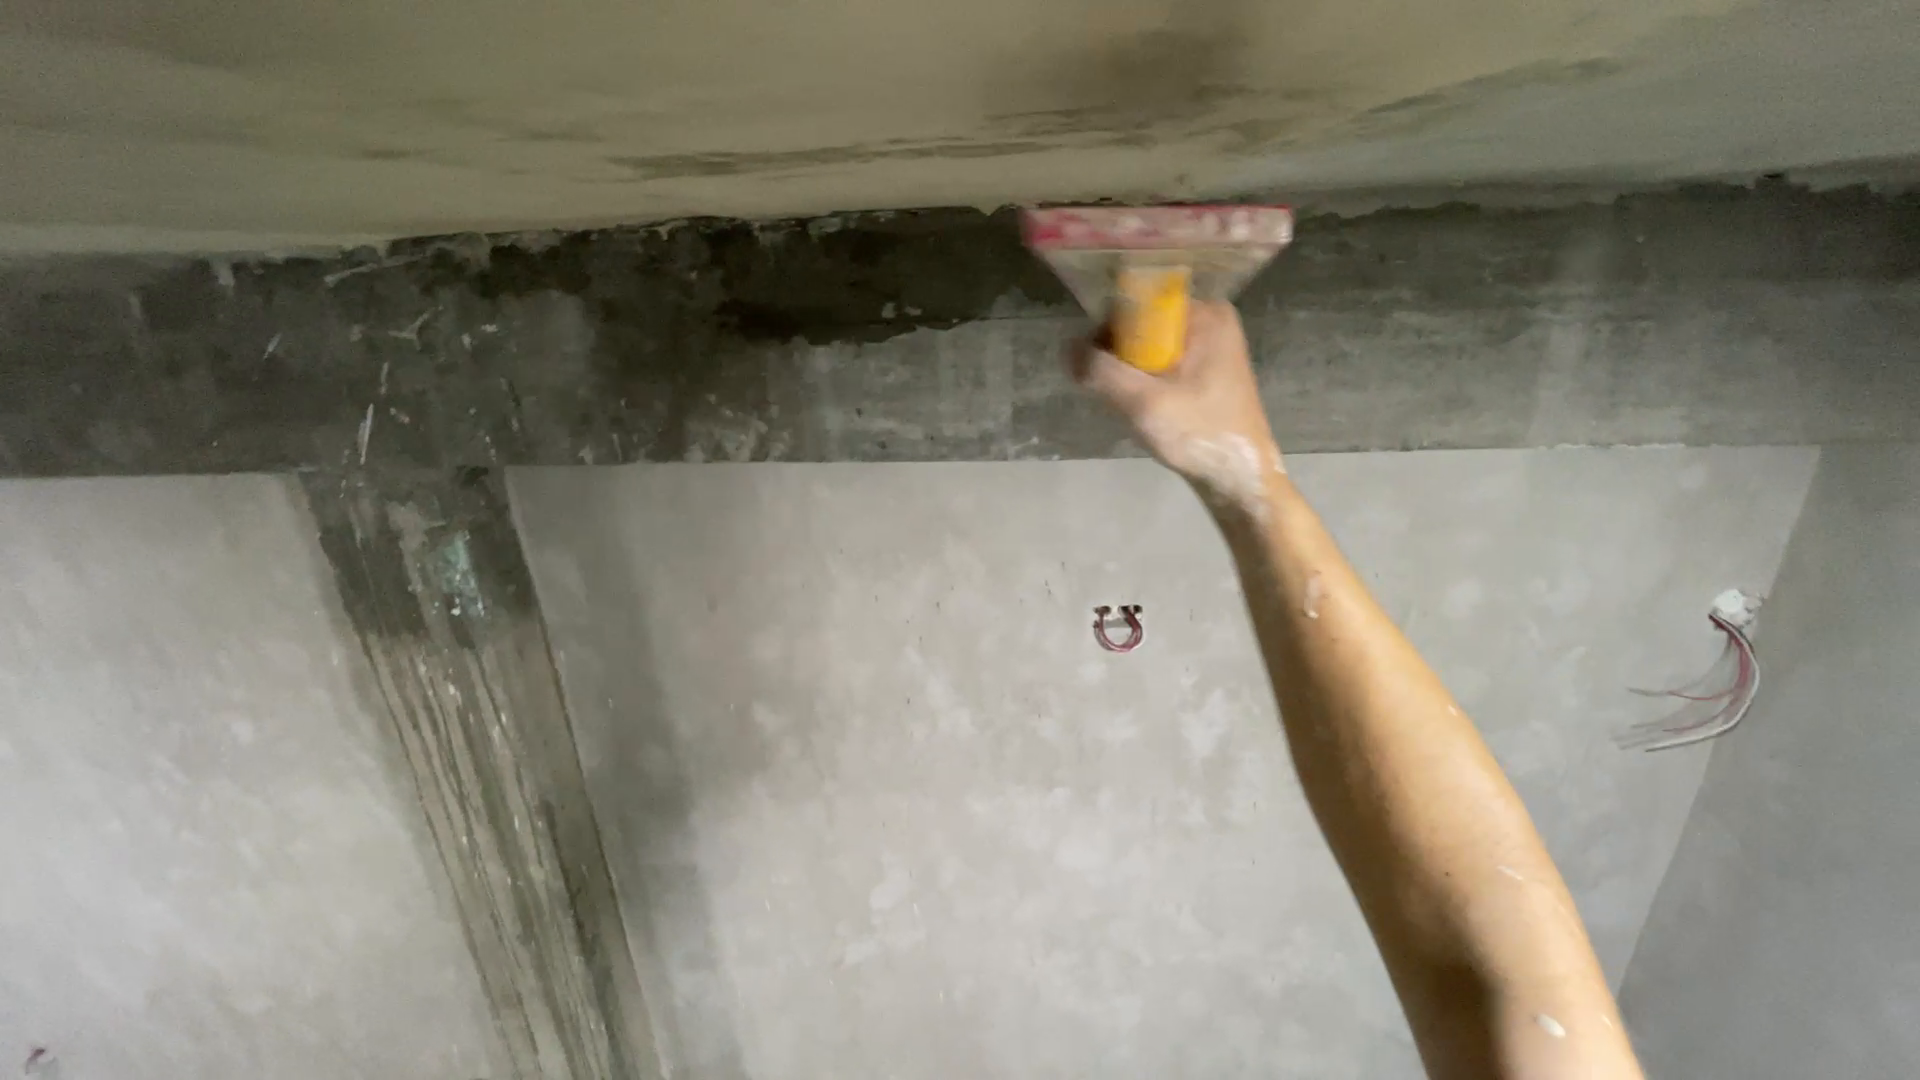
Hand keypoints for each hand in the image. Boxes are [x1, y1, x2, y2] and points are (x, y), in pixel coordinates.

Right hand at [1071, 300, 1284, 515]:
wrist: (1240, 479)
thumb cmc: (1200, 434)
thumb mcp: (1144, 403)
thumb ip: (1102, 372)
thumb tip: (1066, 347)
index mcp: (1206, 313)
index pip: (1139, 302)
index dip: (1110, 331)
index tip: (1099, 367)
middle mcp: (1210, 320)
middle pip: (1141, 323)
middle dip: (1120, 357)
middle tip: (1117, 392)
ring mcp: (1210, 346)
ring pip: (1146, 347)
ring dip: (1130, 375)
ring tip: (1132, 404)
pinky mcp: (1205, 371)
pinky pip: (1159, 364)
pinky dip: (1144, 384)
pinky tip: (1146, 409)